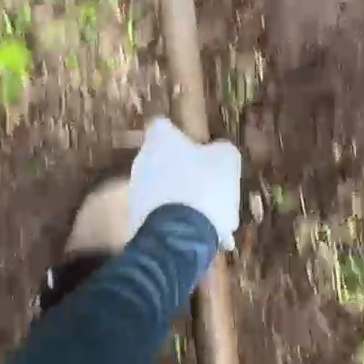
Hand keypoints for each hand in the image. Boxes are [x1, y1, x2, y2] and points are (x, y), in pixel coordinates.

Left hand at [128, 118, 241, 247]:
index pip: (163, 126)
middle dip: (185, 171)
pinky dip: (178, 220)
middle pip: (165, 160)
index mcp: (159, 141)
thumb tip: (216, 151)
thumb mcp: (227, 160)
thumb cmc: (205, 188)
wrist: (180, 237)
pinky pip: (162, 214)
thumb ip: (220, 149)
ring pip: (164, 189)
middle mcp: (141, 161)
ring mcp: (136, 192)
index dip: (180, 135)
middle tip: (210, 185)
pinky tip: (200, 232)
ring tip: (211, 217)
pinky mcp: (136, 219)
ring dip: (183, 198)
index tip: (196, 146)